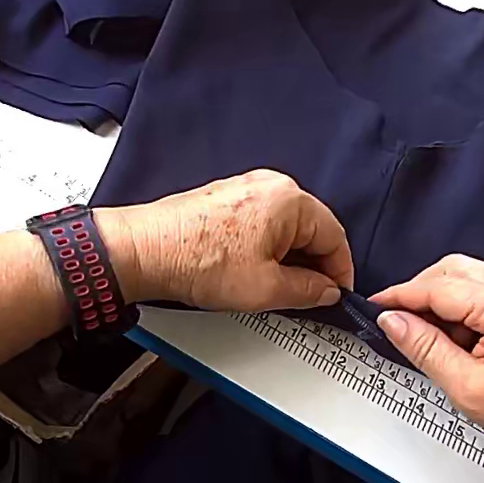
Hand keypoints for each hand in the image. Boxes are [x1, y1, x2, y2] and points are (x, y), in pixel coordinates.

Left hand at [97, 170, 352, 311]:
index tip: (337, 293)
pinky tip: (250, 272)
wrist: (143, 251)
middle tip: (307, 297)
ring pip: (282, 228)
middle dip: (312, 265)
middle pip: (309, 229)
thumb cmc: (196, 262)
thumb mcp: (265, 289)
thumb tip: (325, 291)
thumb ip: (307, 291)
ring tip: (272, 288)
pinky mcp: (222, 200)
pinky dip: (263, 249)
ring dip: (285, 259)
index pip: (333, 236)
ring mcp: (243, 189)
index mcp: (289, 199)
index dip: (340, 270)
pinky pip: (258, 225)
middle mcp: (269, 185)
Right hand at [370, 255, 483, 482]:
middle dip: (420, 292)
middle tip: (397, 319)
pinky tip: (456, 340)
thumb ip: (424, 347)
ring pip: (469, 279)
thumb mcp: (466, 386)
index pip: (441, 288)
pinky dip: (461, 310)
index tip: (377, 304)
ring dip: (440, 301)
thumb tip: (392, 321)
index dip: (401, 295)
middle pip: (455, 270)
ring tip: (431, 338)